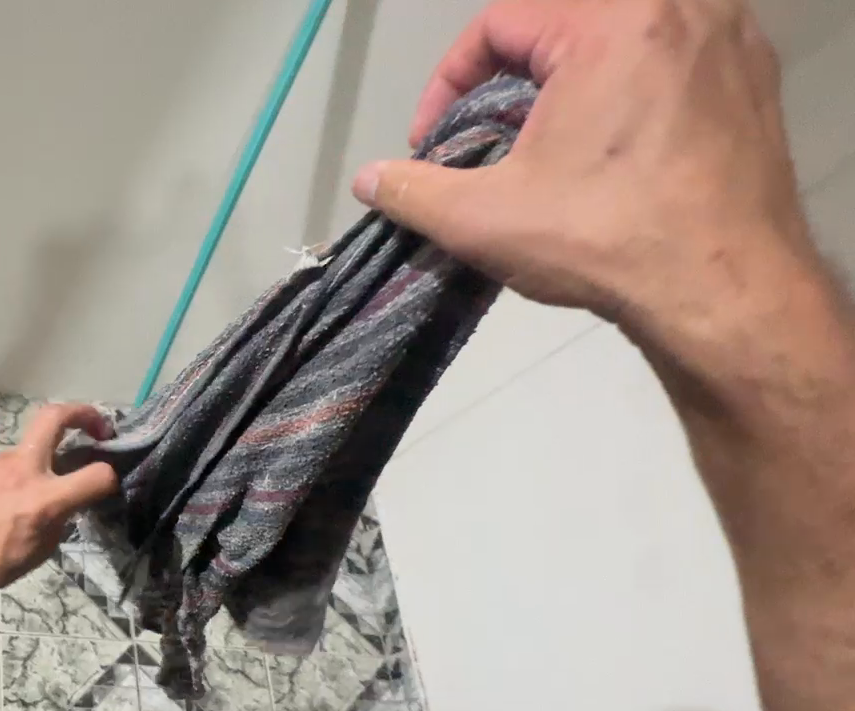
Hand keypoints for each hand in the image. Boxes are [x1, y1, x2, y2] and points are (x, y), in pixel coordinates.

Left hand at [0, 404, 118, 601]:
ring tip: (29, 491)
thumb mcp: (46, 546)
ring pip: (29, 448)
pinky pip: (6, 463)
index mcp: (44, 499)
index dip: (110, 476)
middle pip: (54, 416)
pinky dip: (14, 474)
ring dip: (40, 459)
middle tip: (94, 425)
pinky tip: (3, 497)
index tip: (106, 480)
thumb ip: (63, 514)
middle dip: (81, 412)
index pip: (97, 474)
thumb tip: (69, 497)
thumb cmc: (0, 562)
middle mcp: (22, 470)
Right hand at [351, 0, 816, 351]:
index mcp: (613, 26)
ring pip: (613, 37)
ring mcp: (728, 39)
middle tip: (477, 141)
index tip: (432, 139)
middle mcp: (682, 11)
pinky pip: (664, 58)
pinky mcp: (750, 76)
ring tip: (533, 146)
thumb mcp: (475, 218)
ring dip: (558, 83)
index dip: (447, 80)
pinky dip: (615, 90)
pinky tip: (597, 151)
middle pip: (559, 22)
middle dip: (501, 81)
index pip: (502, 19)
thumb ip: (409, 190)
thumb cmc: (595, 236)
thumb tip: (365, 179)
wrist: (719, 279)